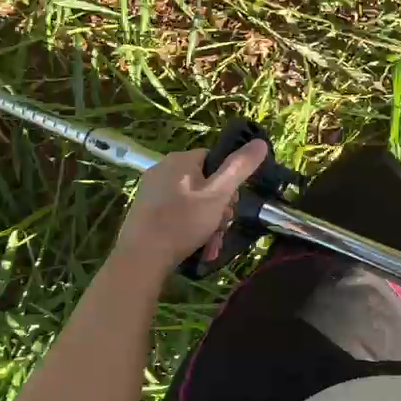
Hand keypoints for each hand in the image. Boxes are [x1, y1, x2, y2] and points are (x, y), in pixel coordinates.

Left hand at [111, 141, 269, 271]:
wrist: (140, 259)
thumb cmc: (182, 222)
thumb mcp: (218, 195)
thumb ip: (239, 167)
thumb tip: (260, 142)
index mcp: (180, 160)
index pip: (213, 159)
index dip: (228, 181)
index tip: (233, 203)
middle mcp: (162, 169)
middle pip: (204, 182)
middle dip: (218, 207)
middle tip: (222, 227)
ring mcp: (151, 191)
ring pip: (191, 201)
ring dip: (206, 222)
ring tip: (210, 244)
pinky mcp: (144, 212)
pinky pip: (175, 213)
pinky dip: (188, 228)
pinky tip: (196, 247)